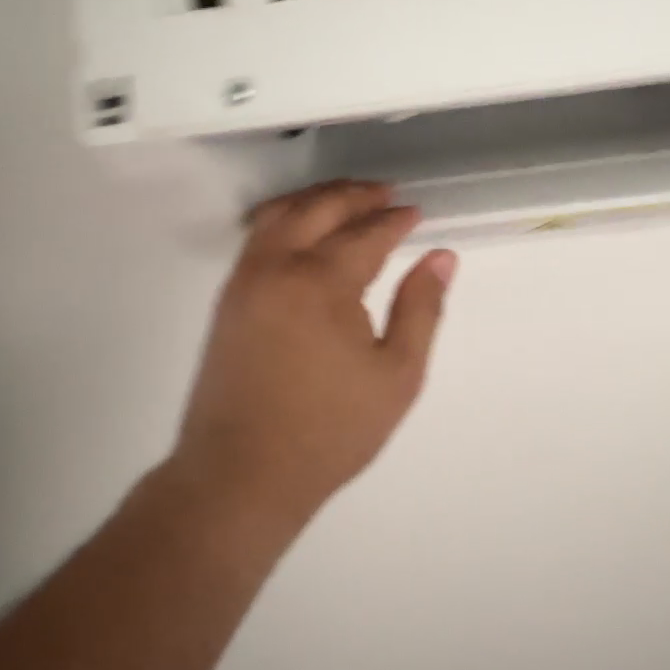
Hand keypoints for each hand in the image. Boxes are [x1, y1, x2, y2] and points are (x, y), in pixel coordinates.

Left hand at [170, 180, 456, 522]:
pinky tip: (304, 228)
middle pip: (319, 208)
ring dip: (318, 199)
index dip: (395, 220)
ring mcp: (245, 281)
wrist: (241, 476)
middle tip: (388, 193)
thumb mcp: (396, 375)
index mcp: (321, 283)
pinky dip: (286, 217)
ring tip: (349, 200)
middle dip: (357, 195)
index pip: (366, 233)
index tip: (418, 213)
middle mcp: (277, 268)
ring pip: (281, 214)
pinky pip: (258, 236)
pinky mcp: (228, 300)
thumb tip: (441, 256)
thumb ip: (421, 309)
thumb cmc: (330, 431)